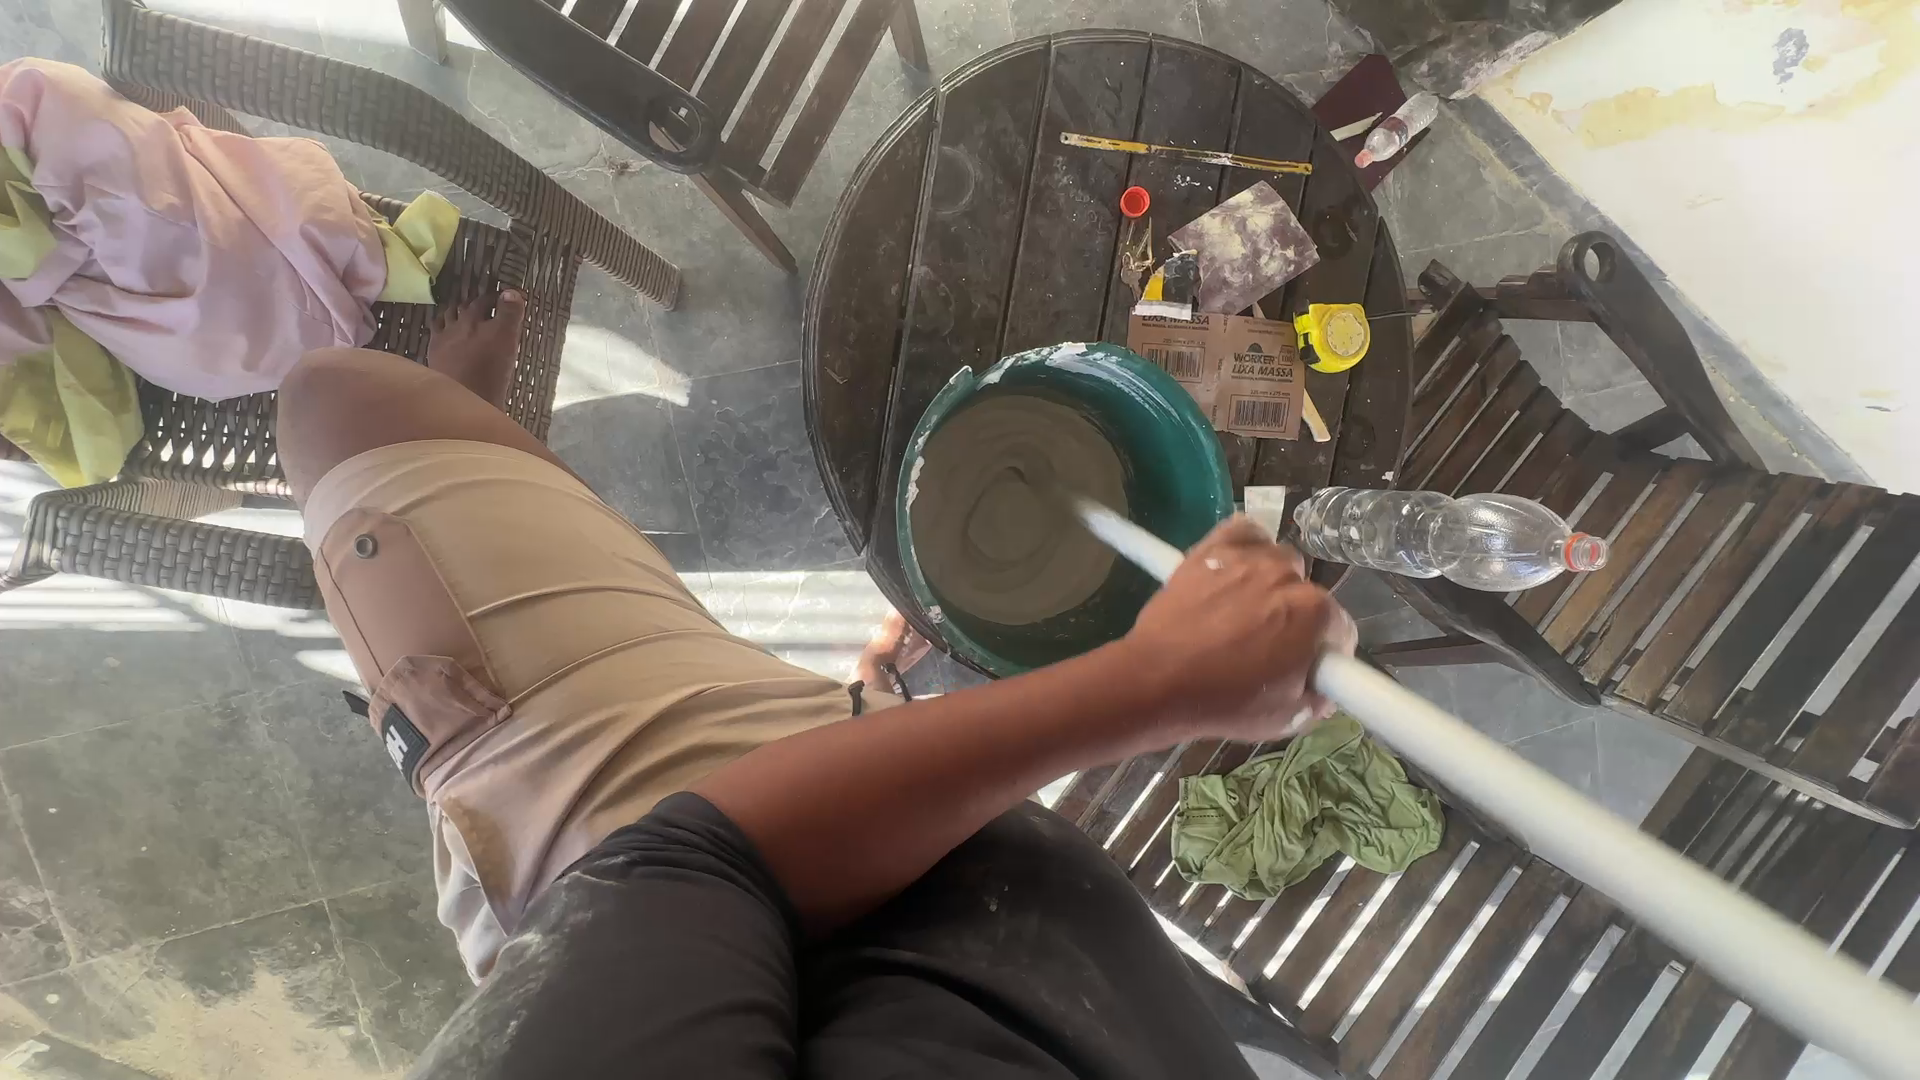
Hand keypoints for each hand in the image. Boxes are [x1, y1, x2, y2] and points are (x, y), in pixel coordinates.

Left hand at [1119, 516, 1355, 741]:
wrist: (1157, 680)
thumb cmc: (1225, 701)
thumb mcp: (1288, 717)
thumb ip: (1319, 695)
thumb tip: (1321, 684)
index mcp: (1315, 613)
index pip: (1339, 627)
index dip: (1326, 650)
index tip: (1306, 666)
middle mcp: (1286, 576)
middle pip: (1306, 591)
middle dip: (1296, 616)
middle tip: (1269, 643)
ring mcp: (1245, 559)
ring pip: (1277, 560)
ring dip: (1271, 581)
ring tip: (1247, 608)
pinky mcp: (1209, 551)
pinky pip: (1241, 530)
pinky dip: (1247, 542)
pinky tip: (1239, 563)